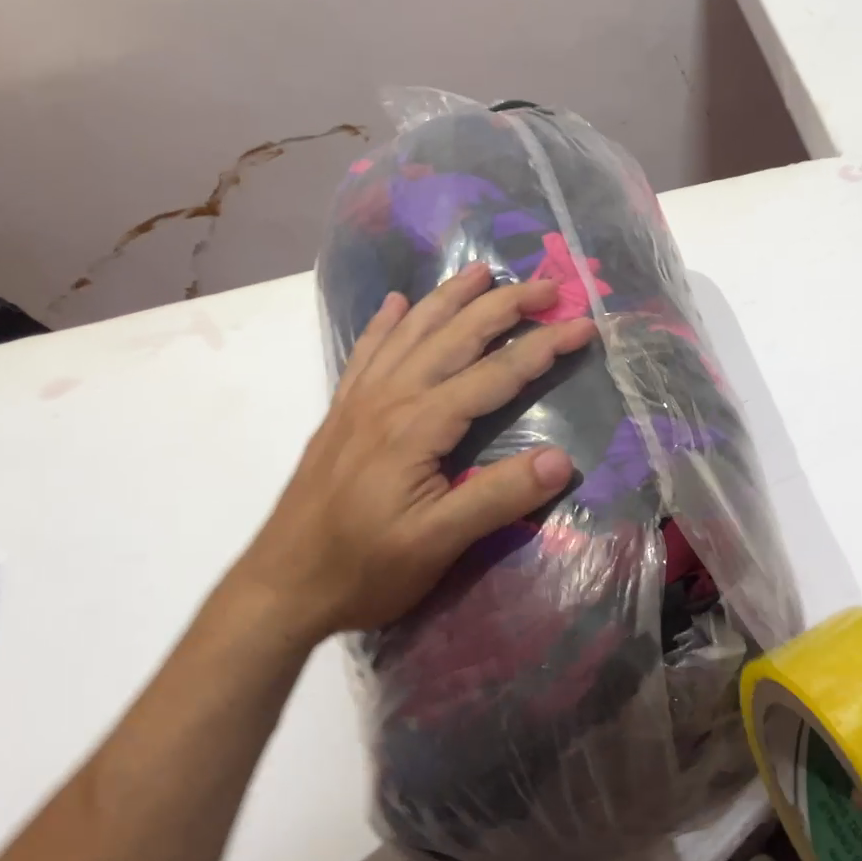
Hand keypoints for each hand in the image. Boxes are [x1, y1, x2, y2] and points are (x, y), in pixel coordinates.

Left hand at [235, 265, 596, 640]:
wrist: (278, 589)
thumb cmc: (363, 569)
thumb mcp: (437, 543)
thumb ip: (498, 498)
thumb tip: (562, 460)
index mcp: (418, 427)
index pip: (495, 374)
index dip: (543, 347)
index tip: (583, 325)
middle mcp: (389, 400)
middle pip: (454, 337)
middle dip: (504, 306)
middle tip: (547, 285)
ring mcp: (360, 404)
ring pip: (412, 334)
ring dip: (450, 299)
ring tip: (481, 271)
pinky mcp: (341, 416)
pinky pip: (368, 354)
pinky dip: (387, 324)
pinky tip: (396, 305)